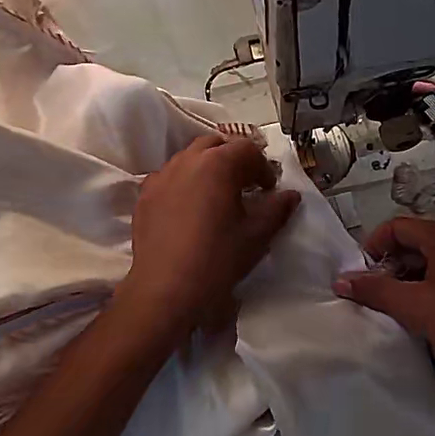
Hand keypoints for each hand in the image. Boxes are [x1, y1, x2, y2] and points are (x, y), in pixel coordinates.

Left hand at [117, 133, 301, 340]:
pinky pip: (169, 177)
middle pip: (215, 145)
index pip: (247, 150)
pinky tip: (189, 208)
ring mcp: (161, 176)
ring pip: (189, 158)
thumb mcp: (256, 236)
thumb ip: (276, 209)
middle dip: (233, 159)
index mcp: (218, 164)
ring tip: (217, 195)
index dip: (262, 167)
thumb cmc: (217, 260)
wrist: (166, 290)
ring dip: (208, 167)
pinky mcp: (145, 195)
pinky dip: (184, 182)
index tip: (268, 189)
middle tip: (245, 185)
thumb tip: (290, 195)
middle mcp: (187, 161)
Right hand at [333, 217, 434, 398]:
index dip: (374, 246)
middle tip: (374, 290)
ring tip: (394, 304)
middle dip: (390, 263)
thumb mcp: (414, 306)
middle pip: (415, 241)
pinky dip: (428, 287)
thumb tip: (342, 280)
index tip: (360, 273)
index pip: (398, 226)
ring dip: (408, 277)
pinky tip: (421, 312)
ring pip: (432, 260)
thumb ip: (375, 290)